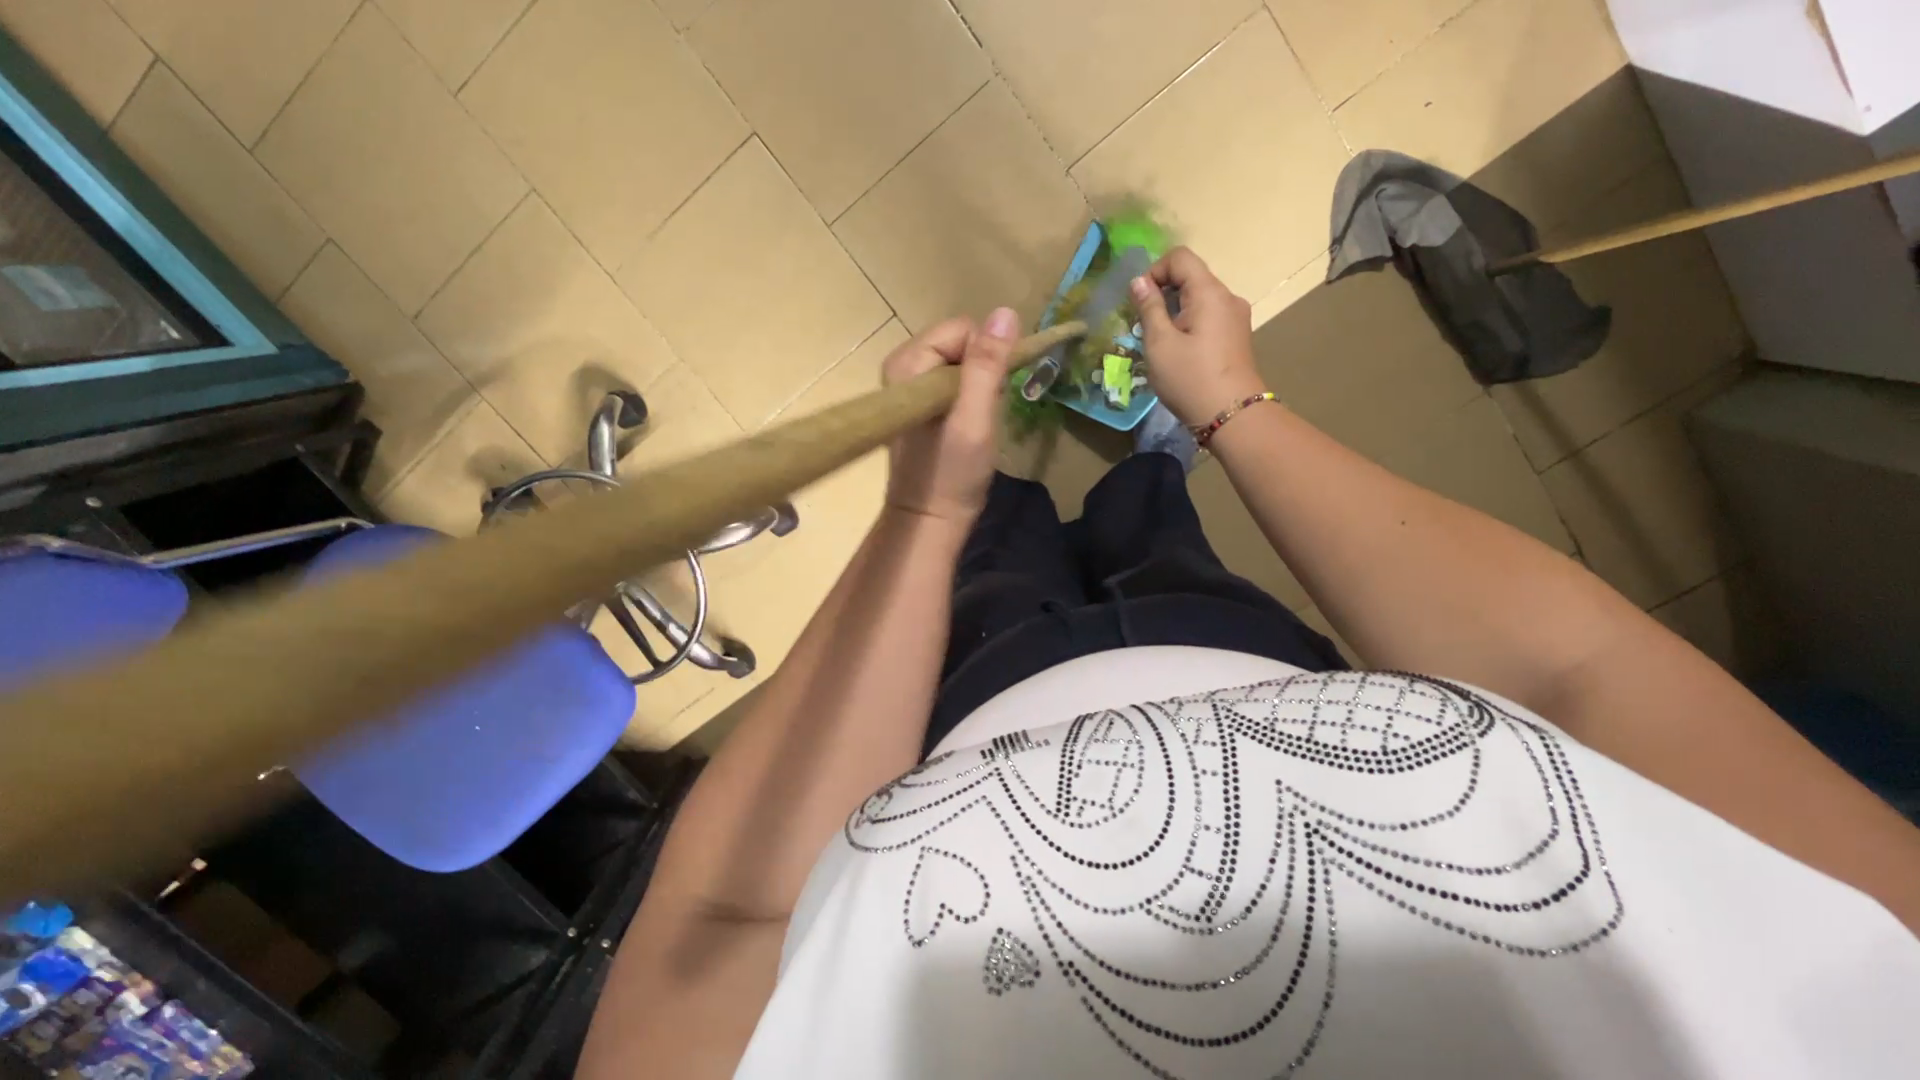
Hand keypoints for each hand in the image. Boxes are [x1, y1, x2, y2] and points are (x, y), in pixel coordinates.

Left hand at [882, 307, 1015, 527]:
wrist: (929, 520)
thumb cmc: (952, 473)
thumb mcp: (976, 418)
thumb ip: (988, 365)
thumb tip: (1006, 312)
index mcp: (908, 363)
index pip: (963, 328)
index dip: (986, 356)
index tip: (991, 394)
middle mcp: (902, 366)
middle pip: (961, 342)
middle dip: (982, 370)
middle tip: (981, 413)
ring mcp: (908, 384)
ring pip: (962, 361)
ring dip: (978, 386)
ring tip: (974, 422)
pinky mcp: (918, 402)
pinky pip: (954, 379)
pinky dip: (969, 397)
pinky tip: (967, 426)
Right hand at [1132, 247, 1266, 426]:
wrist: (1232, 416)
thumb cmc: (1190, 378)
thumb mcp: (1159, 343)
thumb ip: (1148, 307)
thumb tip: (1139, 281)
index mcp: (1209, 292)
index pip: (1180, 257)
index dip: (1155, 271)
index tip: (1140, 302)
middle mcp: (1228, 297)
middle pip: (1191, 277)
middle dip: (1163, 294)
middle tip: (1145, 326)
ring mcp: (1236, 317)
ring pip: (1199, 299)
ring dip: (1175, 311)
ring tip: (1161, 343)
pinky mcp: (1237, 336)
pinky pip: (1209, 317)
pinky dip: (1190, 324)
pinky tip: (1181, 352)